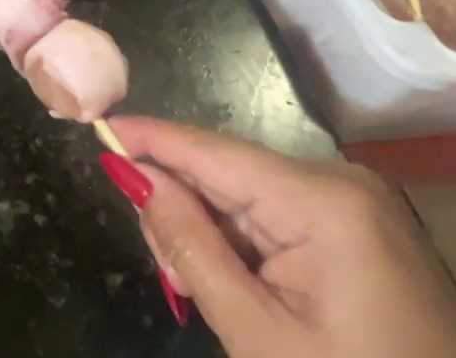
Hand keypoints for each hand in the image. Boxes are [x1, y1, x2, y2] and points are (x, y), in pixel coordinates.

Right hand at [111, 118, 455, 357]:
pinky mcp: (362, 230)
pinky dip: (242, 242)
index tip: (93, 122)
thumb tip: (134, 173)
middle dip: (180, 206)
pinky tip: (233, 280)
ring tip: (198, 287)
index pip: (210, 152)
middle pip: (226, 172)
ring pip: (247, 195)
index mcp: (322, 201)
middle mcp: (341, 183)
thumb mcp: (257, 333)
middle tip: (165, 271)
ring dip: (208, 230)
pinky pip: (278, 216)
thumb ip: (189, 245)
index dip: (149, 136)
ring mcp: (357, 205)